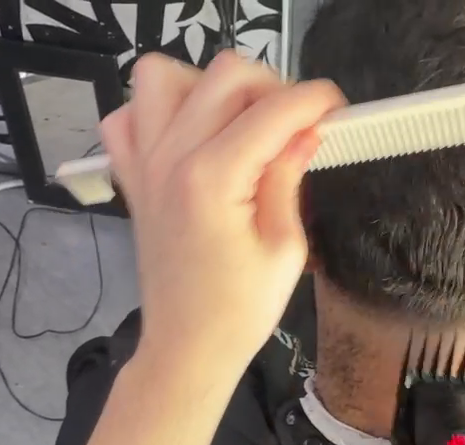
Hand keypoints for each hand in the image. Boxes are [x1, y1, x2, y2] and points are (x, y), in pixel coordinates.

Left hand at [99, 51, 343, 381]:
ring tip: (237, 124)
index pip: (274, 110)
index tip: (338, 111)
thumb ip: (289, 179)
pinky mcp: (133, 180)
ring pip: (165, 77)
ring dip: (207, 87)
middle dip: (271, 88)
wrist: (187, 349)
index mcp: (213, 178)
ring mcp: (144, 165)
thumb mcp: (284, 250)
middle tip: (294, 127)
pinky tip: (186, 138)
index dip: (316, 101)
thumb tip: (305, 132)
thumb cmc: (240, 314)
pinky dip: (155, 113)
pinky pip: (127, 118)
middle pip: (225, 76)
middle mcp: (171, 157)